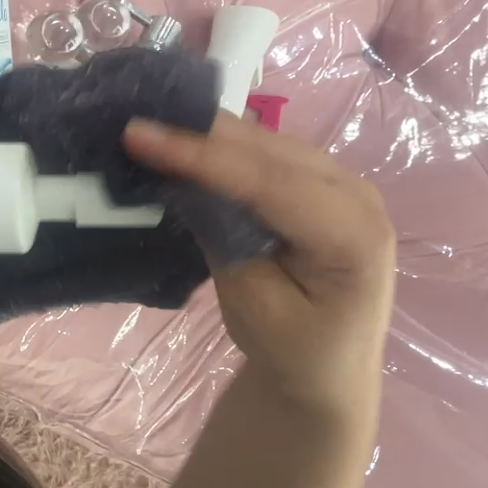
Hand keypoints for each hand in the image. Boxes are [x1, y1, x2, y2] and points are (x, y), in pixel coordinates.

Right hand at [123, 114, 395, 412]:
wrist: (328, 365)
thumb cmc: (291, 345)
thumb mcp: (251, 300)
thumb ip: (224, 237)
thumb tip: (183, 185)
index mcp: (350, 234)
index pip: (266, 180)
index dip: (199, 154)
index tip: (137, 135)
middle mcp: (357, 194)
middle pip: (266, 150)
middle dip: (197, 132)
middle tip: (130, 121)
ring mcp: (341, 182)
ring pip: (264, 141)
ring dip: (206, 132)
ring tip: (148, 125)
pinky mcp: (318, 181)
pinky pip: (265, 149)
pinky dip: (220, 143)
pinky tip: (182, 138)